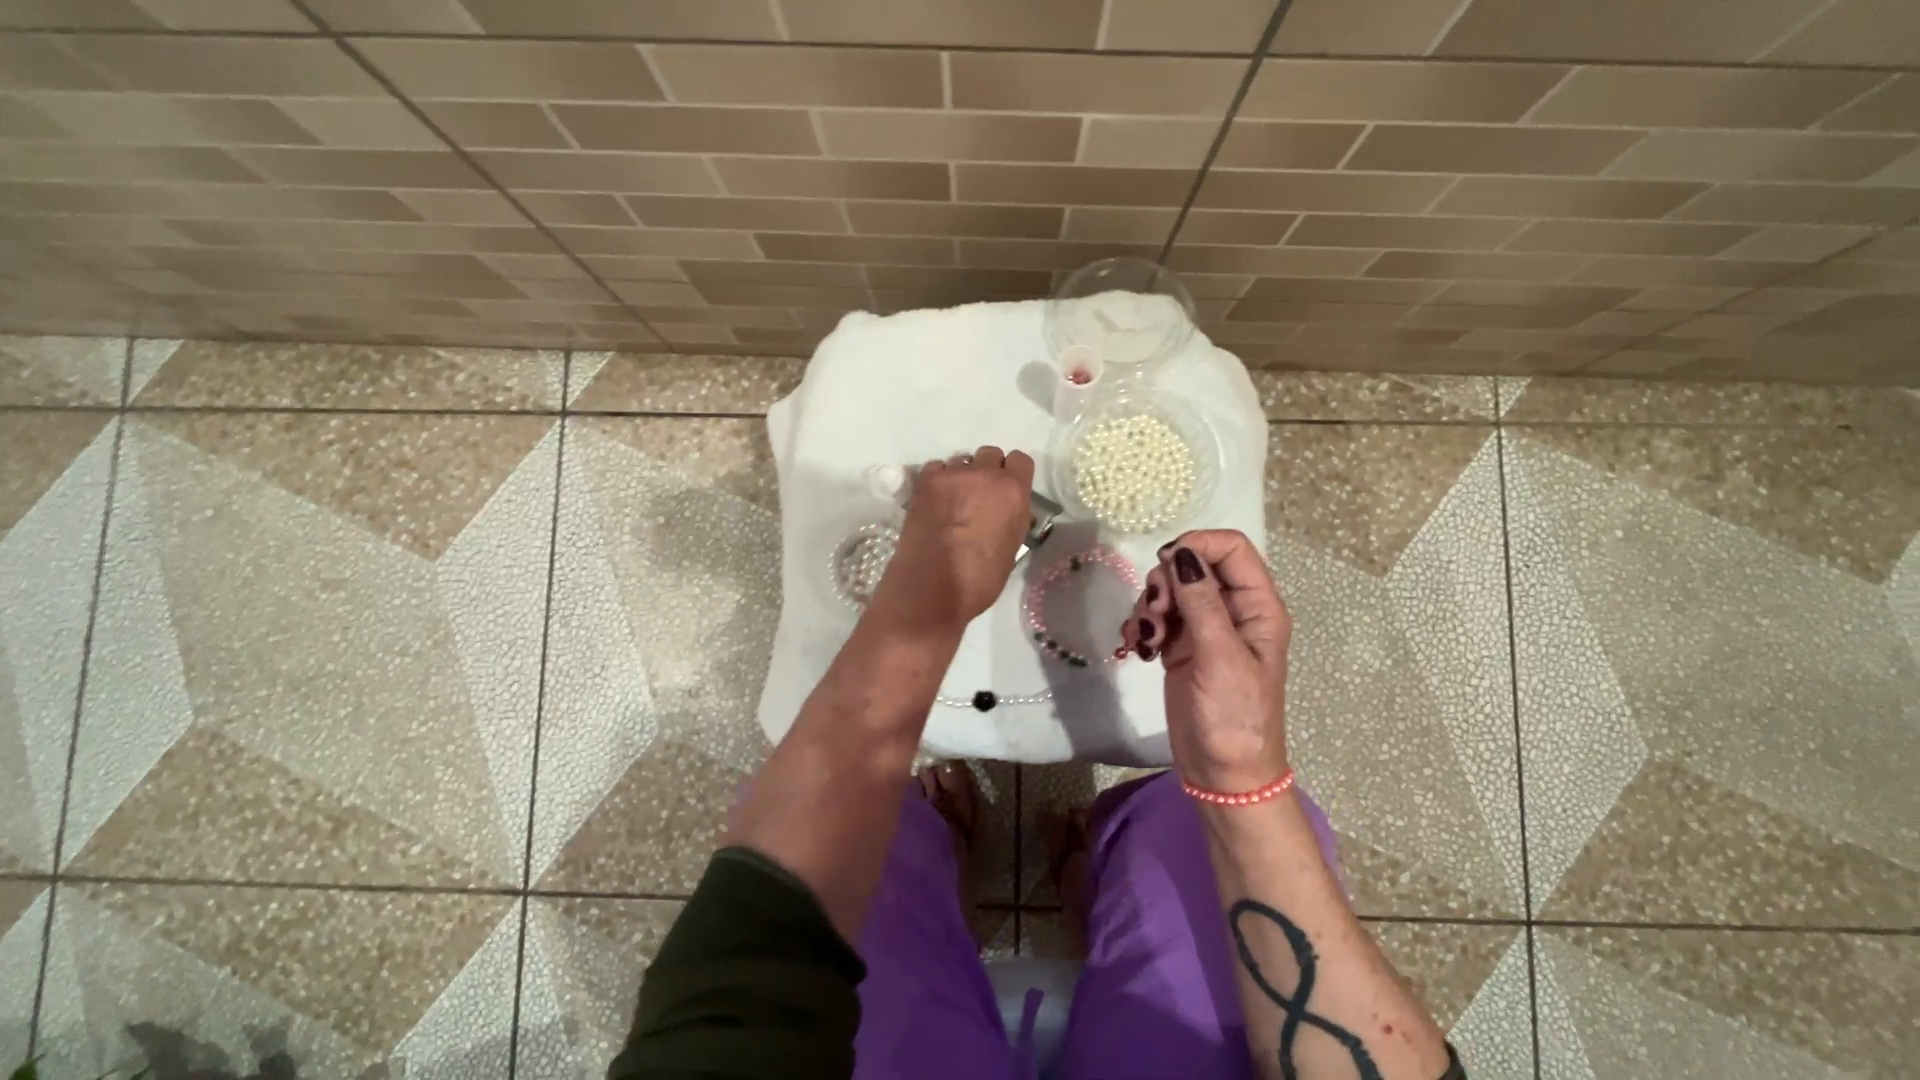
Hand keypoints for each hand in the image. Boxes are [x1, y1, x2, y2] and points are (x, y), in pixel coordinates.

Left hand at [871, 446, 1035, 635]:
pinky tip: (934, 504)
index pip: (1020, 460)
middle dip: (987, 472)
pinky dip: (937, 481)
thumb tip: (1006, 510)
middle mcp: (986, 475)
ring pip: (962, 461)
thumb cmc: (979, 580)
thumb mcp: (1011, 548)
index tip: (1005, 490)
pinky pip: (937, 468)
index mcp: (1013, 492)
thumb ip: (1013, 517)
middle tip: (978, 498)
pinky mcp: (925, 482)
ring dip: (961, 477)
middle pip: (990, 455)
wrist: (932, 588)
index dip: (1013, 474)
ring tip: (952, 504)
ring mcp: (953, 475)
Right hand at [1123, 529, 1290, 793]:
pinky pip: (1158, 617)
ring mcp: (1206, 629)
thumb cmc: (1234, 718)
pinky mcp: (1182, 647)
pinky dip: (1143, 625)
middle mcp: (1234, 611)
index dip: (1197, 545)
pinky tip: (1139, 648)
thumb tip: (1182, 554)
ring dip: (1150, 605)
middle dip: (1166, 581)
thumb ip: (1202, 602)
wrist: (1223, 774)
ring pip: (1171, 589)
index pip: (1231, 548)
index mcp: (1258, 607)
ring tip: (1147, 638)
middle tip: (1156, 612)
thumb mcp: (1220, 656)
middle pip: (1194, 565)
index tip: (1164, 564)